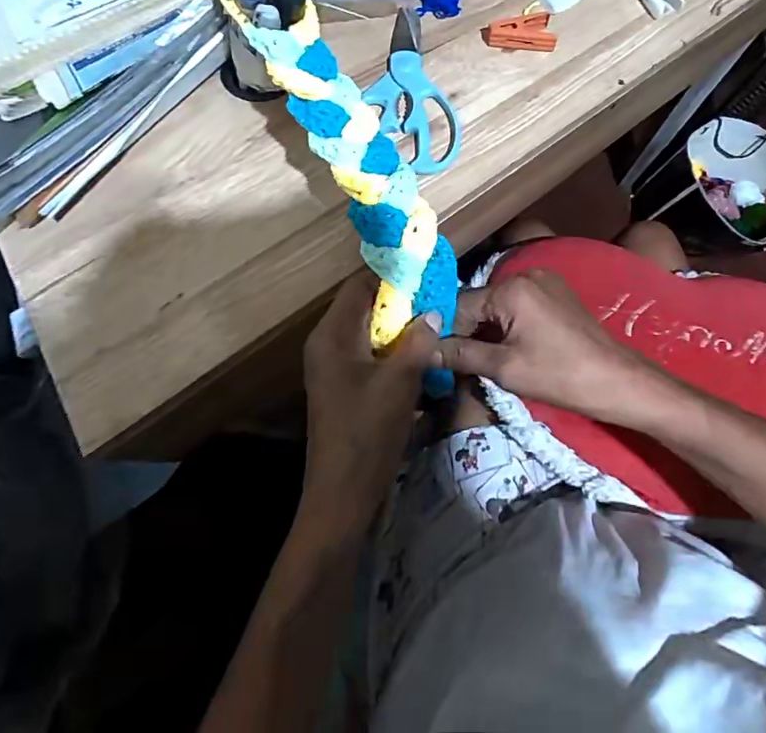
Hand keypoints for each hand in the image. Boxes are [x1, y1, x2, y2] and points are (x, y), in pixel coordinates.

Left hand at [301, 274, 439, 522]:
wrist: (343, 496)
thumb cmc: (367, 433)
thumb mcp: (399, 382)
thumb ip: (418, 340)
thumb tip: (432, 311)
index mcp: (331, 335)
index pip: (359, 285)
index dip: (392, 274)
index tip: (427, 270)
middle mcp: (327, 345)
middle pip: (365, 306)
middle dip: (402, 300)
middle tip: (438, 296)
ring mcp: (335, 368)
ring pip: (371, 332)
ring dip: (401, 327)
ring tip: (436, 321)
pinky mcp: (346, 387)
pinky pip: (372, 354)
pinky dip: (395, 350)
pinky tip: (422, 355)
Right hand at [431, 271, 670, 426]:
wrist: (618, 380)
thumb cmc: (560, 375)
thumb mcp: (505, 368)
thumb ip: (461, 355)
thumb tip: (423, 349)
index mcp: (511, 288)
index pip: (460, 304)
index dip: (445, 333)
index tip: (434, 358)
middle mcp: (526, 274)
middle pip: (480, 302)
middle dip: (466, 332)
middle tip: (455, 364)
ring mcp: (545, 282)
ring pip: (499, 306)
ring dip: (486, 331)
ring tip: (480, 361)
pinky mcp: (557, 294)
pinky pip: (519, 306)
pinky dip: (507, 326)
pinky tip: (506, 350)